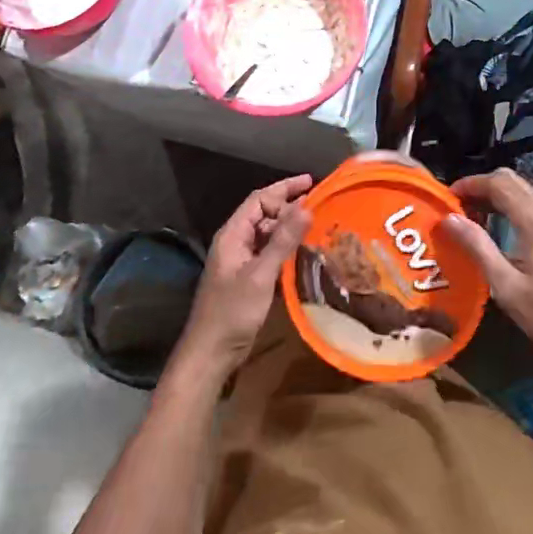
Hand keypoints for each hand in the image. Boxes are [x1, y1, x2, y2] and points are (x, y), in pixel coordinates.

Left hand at [174, 175, 312, 375]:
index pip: (259, 200)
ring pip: (267, 234)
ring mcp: (240, 261)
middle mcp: (235, 242)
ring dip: (288, 227)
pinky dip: (285, 248)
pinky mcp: (247, 278)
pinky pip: (268, 253)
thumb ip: (283, 241)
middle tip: (320, 205)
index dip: (284, 189)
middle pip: (263, 214)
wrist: (211, 351)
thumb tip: (306, 207)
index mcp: (232, 234)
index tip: (311, 182)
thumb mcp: (261, 274)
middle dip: (289, 206)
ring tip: (317, 225)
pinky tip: (303, 252)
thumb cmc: (233, 311)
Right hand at [438, 169, 532, 383]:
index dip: (469, 184)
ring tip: (474, 220)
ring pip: (526, 193)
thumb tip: (449, 218)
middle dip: (481, 188)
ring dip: (498, 198)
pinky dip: (515, 209)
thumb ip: (477, 247)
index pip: (498, 182)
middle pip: (513, 181)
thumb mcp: (507, 287)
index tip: (445, 198)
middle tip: (457, 208)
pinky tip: (503, 233)